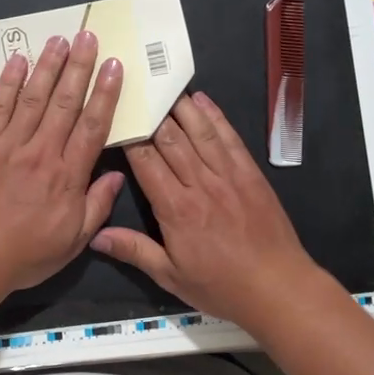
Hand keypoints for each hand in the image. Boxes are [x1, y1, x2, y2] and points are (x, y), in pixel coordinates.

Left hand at [0, 31, 126, 294]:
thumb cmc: (25, 254)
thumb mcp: (73, 240)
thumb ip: (97, 205)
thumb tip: (116, 175)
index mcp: (67, 175)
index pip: (92, 125)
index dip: (105, 93)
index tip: (114, 65)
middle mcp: (41, 152)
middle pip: (65, 102)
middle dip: (79, 67)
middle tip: (88, 37)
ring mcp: (9, 144)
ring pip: (33, 96)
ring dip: (48, 65)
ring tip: (60, 39)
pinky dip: (8, 82)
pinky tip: (18, 60)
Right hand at [91, 93, 333, 333]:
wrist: (277, 288)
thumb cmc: (221, 286)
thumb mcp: (172, 277)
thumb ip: (135, 251)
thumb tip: (95, 236)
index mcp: (176, 209)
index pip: (145, 162)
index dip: (129, 138)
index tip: (116, 118)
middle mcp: (200, 184)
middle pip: (170, 139)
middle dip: (151, 114)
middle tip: (136, 92)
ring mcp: (227, 175)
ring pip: (199, 131)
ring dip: (181, 107)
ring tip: (164, 86)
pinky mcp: (250, 173)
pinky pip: (229, 138)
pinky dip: (215, 116)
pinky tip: (203, 100)